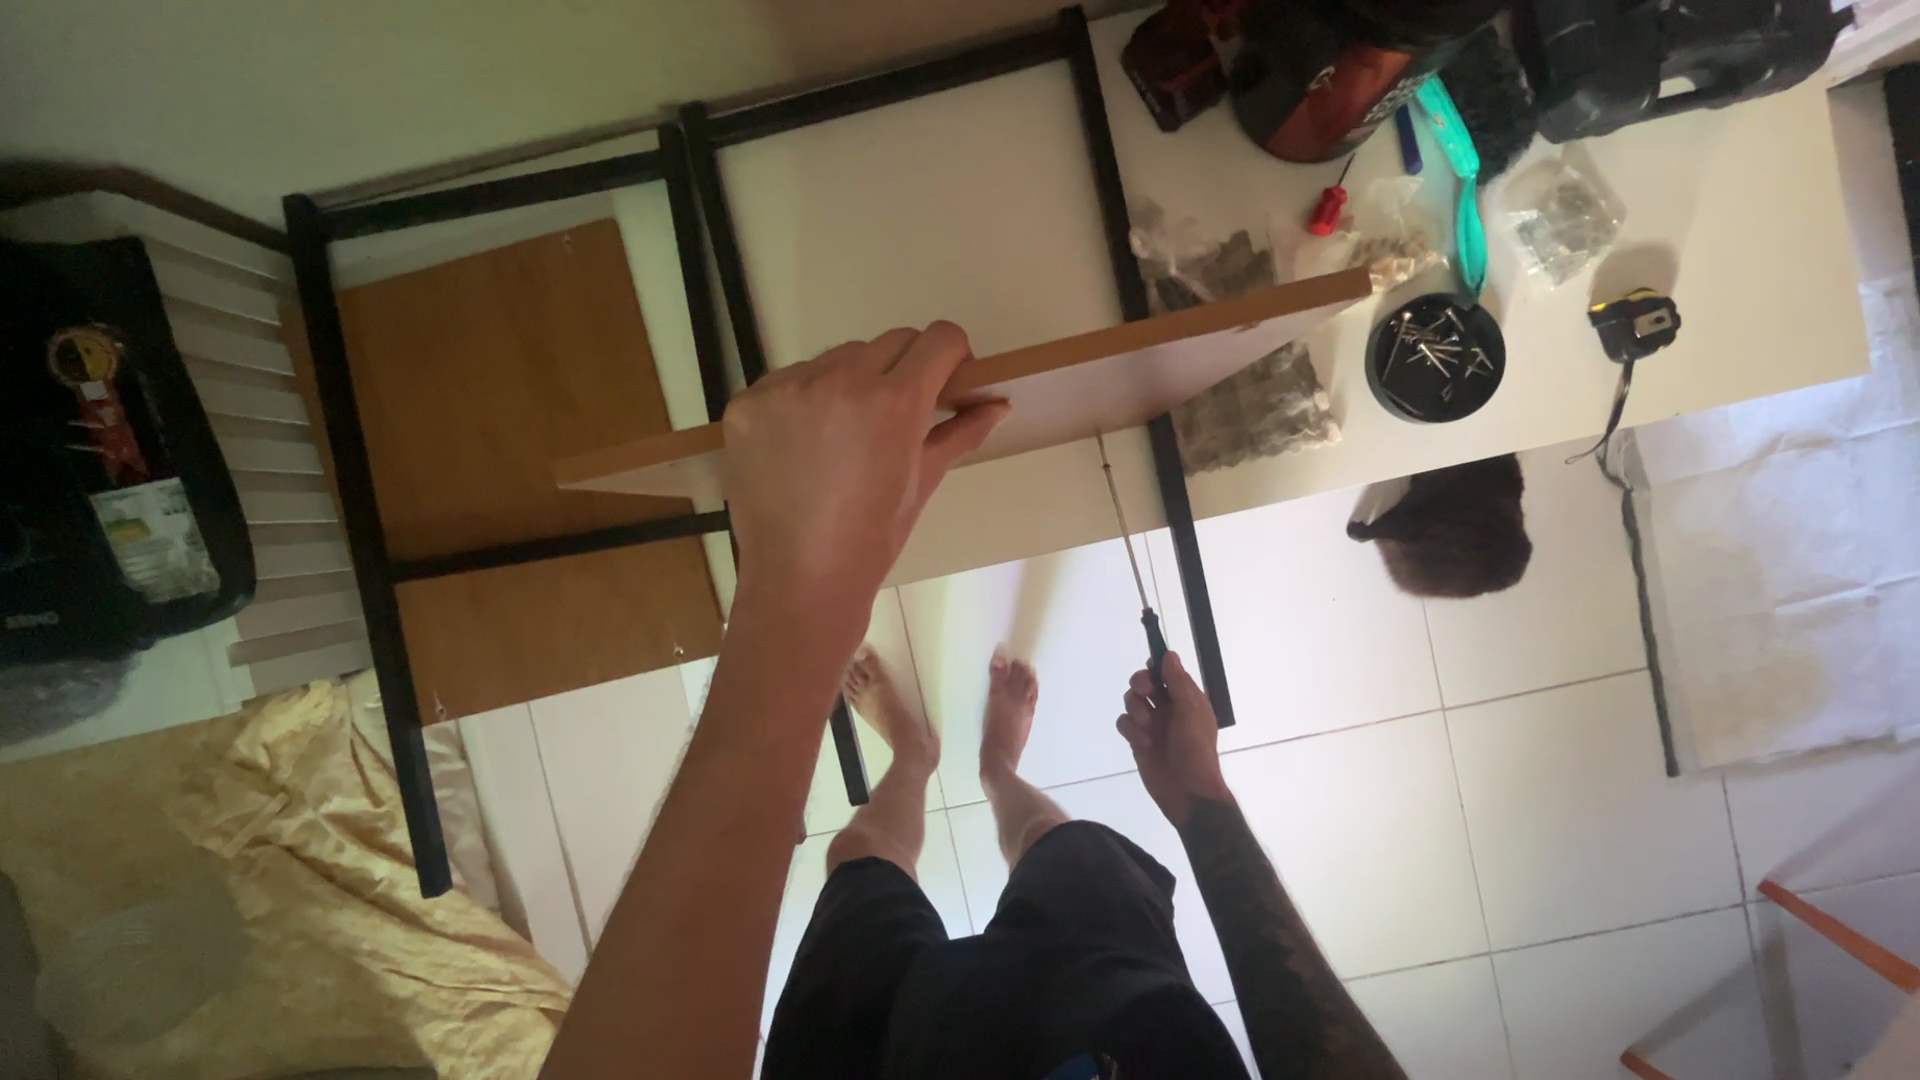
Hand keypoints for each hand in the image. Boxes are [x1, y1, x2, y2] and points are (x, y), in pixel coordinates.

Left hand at [722, 322, 1008, 623]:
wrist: (800, 580)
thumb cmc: (872, 540)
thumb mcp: (922, 483)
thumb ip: (961, 433)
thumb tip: (998, 404)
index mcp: (893, 402)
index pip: (939, 338)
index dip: (952, 356)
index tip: (947, 380)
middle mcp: (839, 380)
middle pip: (890, 342)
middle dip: (904, 369)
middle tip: (896, 416)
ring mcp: (786, 389)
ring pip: (836, 358)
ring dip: (851, 381)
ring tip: (843, 434)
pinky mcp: (747, 403)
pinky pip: (788, 380)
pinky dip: (803, 400)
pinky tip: (801, 444)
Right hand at [1116, 652, 1231, 827]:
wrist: (1187, 792)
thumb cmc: (1195, 749)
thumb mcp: (1191, 712)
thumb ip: (1179, 683)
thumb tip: (1169, 655)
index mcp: (1186, 699)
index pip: (1167, 673)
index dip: (1156, 667)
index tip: (1150, 667)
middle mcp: (1167, 708)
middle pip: (1144, 682)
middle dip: (1141, 684)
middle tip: (1144, 692)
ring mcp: (1151, 724)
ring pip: (1131, 701)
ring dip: (1136, 709)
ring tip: (1146, 726)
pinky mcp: (1137, 739)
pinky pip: (1124, 723)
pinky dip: (1131, 730)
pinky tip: (1142, 742)